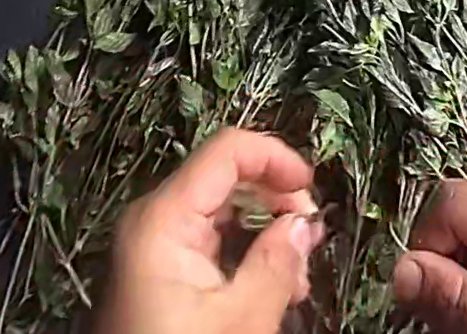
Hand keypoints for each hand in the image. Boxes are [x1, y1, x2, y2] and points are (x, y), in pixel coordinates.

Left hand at [98, 128, 325, 333]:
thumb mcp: (238, 323)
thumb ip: (275, 264)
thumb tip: (303, 223)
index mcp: (163, 217)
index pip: (227, 150)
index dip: (274, 157)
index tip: (310, 187)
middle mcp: (155, 216)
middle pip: (227, 175)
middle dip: (275, 197)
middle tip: (311, 235)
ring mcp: (155, 242)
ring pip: (224, 205)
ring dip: (267, 225)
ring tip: (298, 269)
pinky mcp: (161, 268)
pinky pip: (212, 236)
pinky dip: (247, 247)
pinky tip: (273, 279)